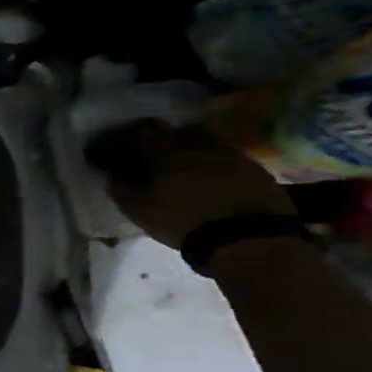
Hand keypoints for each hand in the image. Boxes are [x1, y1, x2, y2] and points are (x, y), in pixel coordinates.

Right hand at [97, 121, 294, 248]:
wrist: (246, 239)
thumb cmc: (184, 222)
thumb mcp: (142, 212)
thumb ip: (123, 192)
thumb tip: (112, 179)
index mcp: (170, 154)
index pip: (150, 132)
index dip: (140, 133)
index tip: (134, 137)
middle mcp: (202, 148)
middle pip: (186, 132)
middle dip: (175, 138)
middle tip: (166, 151)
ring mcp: (235, 158)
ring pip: (212, 144)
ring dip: (201, 150)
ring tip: (194, 165)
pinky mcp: (259, 172)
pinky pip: (235, 160)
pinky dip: (223, 165)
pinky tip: (219, 179)